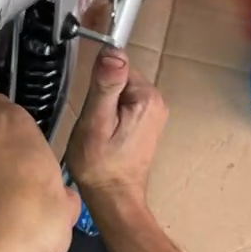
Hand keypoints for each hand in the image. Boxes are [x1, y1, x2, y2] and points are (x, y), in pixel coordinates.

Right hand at [68, 48, 167, 211]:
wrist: (114, 198)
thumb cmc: (100, 166)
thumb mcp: (95, 123)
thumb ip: (105, 86)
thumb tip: (113, 53)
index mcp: (146, 97)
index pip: (116, 68)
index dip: (98, 86)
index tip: (93, 109)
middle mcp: (157, 102)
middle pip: (120, 79)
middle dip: (102, 97)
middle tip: (95, 124)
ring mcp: (155, 114)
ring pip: (121, 93)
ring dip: (106, 109)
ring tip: (100, 133)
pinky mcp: (149, 124)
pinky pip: (126, 106)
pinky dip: (113, 117)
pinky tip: (108, 136)